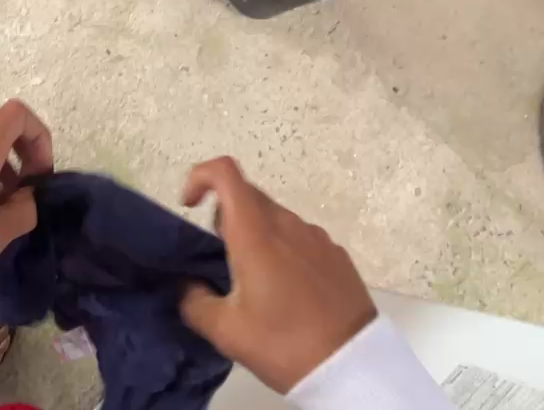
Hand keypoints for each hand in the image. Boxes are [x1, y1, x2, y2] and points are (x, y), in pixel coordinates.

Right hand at [178, 157, 377, 393]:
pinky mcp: (337, 255)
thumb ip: (194, 301)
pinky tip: (290, 291)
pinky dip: (284, 250)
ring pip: (273, 217)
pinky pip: (299, 237)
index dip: (200, 176)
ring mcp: (315, 236)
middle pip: (246, 194)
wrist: (356, 371)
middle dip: (225, 214)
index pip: (224, 171)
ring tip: (257, 281)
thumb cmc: (285, 343)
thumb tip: (187, 285)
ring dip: (256, 234)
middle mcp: (285, 222)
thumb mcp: (227, 332)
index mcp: (254, 230)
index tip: (191, 207)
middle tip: (223, 257)